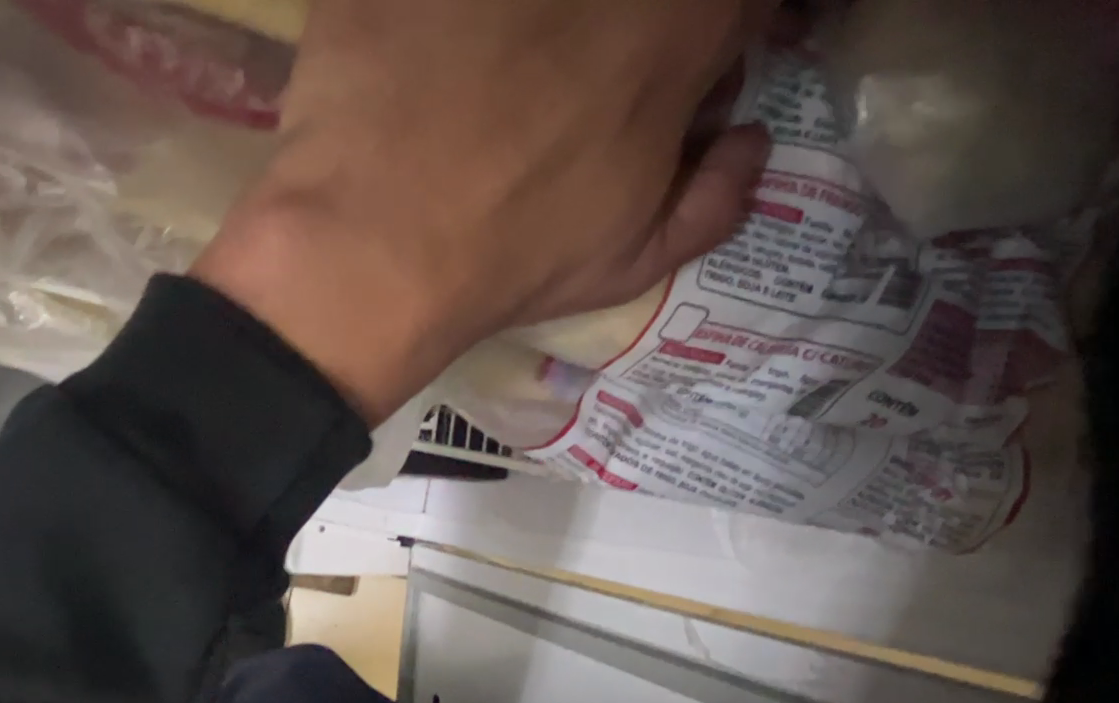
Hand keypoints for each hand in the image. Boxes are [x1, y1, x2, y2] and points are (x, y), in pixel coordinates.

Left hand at [192, 0, 774, 424]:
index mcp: (682, 22)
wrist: (372, 246)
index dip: (711, 42)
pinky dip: (433, 32)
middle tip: (574, 87)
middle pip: (627, 5)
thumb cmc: (512, 257)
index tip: (684, 78)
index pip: (731, 7)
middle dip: (620, 38)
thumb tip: (746, 144)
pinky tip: (420, 77)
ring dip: (526, 35)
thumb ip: (717, 198)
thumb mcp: (635, 261)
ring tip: (489, 91)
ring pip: (527, 9)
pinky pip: (424, 6)